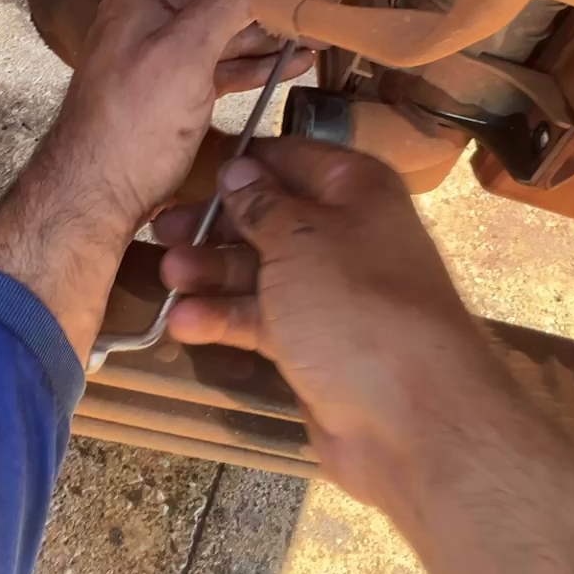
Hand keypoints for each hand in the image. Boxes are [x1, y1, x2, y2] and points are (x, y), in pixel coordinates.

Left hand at [37, 0, 314, 231]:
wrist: (95, 194)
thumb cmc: (134, 123)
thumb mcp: (187, 52)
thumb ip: (230, 0)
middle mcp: (151, 15)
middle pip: (228, 6)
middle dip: (277, 14)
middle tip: (328, 12)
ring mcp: (161, 53)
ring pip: (228, 39)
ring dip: (272, 42)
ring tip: (320, 38)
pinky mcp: (173, 88)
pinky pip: (220, 68)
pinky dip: (253, 68)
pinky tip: (290, 65)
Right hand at [151, 136, 507, 503]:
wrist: (410, 416)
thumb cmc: (353, 302)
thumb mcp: (301, 238)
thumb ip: (261, 203)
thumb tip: (238, 168)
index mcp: (354, 189)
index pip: (291, 158)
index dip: (243, 162)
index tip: (189, 168)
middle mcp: (344, 232)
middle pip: (269, 216)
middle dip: (216, 223)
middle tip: (162, 228)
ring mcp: (328, 290)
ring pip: (260, 269)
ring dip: (213, 272)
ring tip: (168, 274)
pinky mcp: (313, 340)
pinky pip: (262, 317)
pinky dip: (227, 316)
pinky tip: (184, 321)